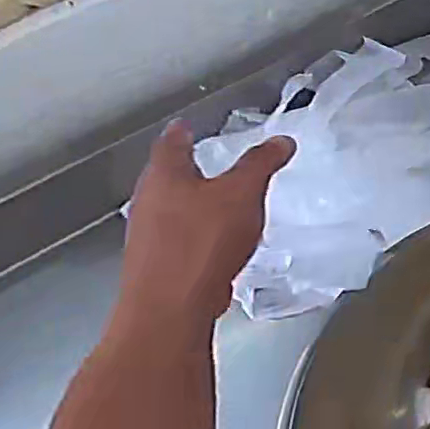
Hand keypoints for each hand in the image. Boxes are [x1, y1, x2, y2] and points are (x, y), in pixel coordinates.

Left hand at [116, 121, 294, 330]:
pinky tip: (220, 234)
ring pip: (173, 204)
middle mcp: (149, 201)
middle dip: (188, 165)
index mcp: (164, 178)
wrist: (173, 304)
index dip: (181, 132)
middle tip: (207, 156)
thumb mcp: (243, 192)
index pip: (171, 144)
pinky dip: (200, 224)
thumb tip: (281, 140)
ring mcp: (150, 232)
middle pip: (167, 175)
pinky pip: (182, 230)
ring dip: (195, 197)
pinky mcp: (160, 258)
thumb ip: (262, 164)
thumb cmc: (204, 239)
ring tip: (221, 195)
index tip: (186, 124)